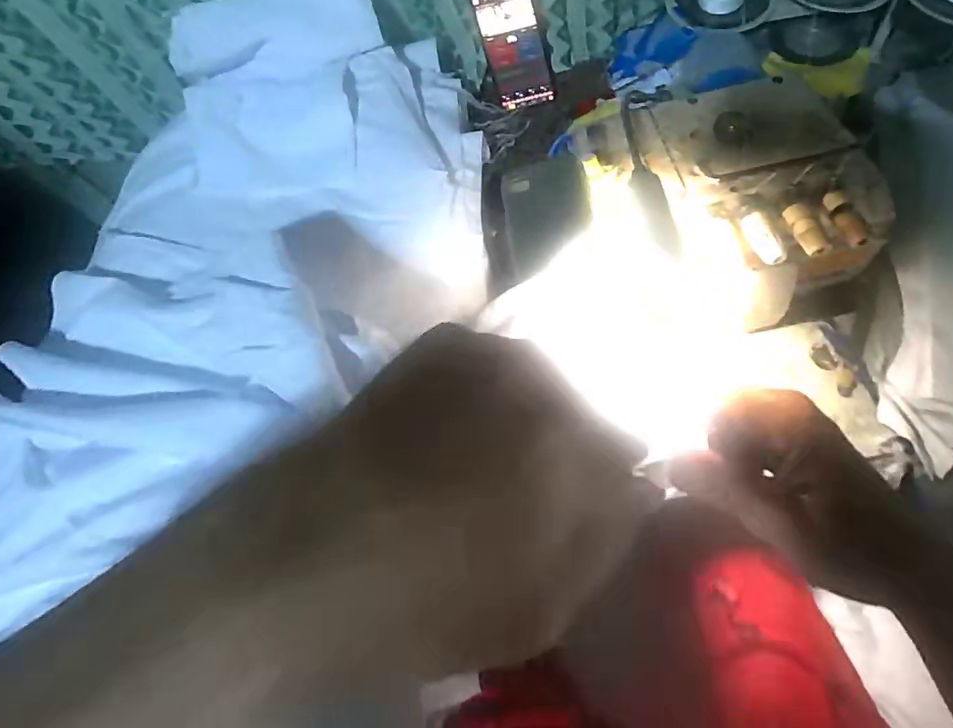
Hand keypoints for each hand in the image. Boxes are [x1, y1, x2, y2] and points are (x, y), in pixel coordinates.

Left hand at [307, 323, 658, 678]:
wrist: (312, 552)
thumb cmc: (431, 601)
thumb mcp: (539, 610)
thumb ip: (605, 542)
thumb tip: (640, 490)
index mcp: (576, 449)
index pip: (629, 452)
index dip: (616, 481)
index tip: (598, 500)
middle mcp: (543, 381)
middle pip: (588, 408)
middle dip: (576, 443)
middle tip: (538, 481)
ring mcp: (490, 351)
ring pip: (543, 377)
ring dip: (534, 409)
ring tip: (494, 449)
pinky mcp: (443, 341)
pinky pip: (492, 357)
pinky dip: (490, 385)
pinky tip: (458, 420)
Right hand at [668, 388, 945, 606]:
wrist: (909, 564)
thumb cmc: (848, 549)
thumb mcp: (781, 528)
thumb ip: (725, 490)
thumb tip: (671, 462)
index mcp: (790, 423)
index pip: (721, 415)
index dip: (717, 453)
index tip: (738, 491)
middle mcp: (793, 406)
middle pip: (728, 411)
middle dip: (724, 449)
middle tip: (745, 491)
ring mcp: (801, 415)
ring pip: (740, 418)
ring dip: (737, 453)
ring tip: (758, 493)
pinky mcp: (805, 429)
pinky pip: (758, 426)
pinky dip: (751, 453)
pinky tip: (770, 487)